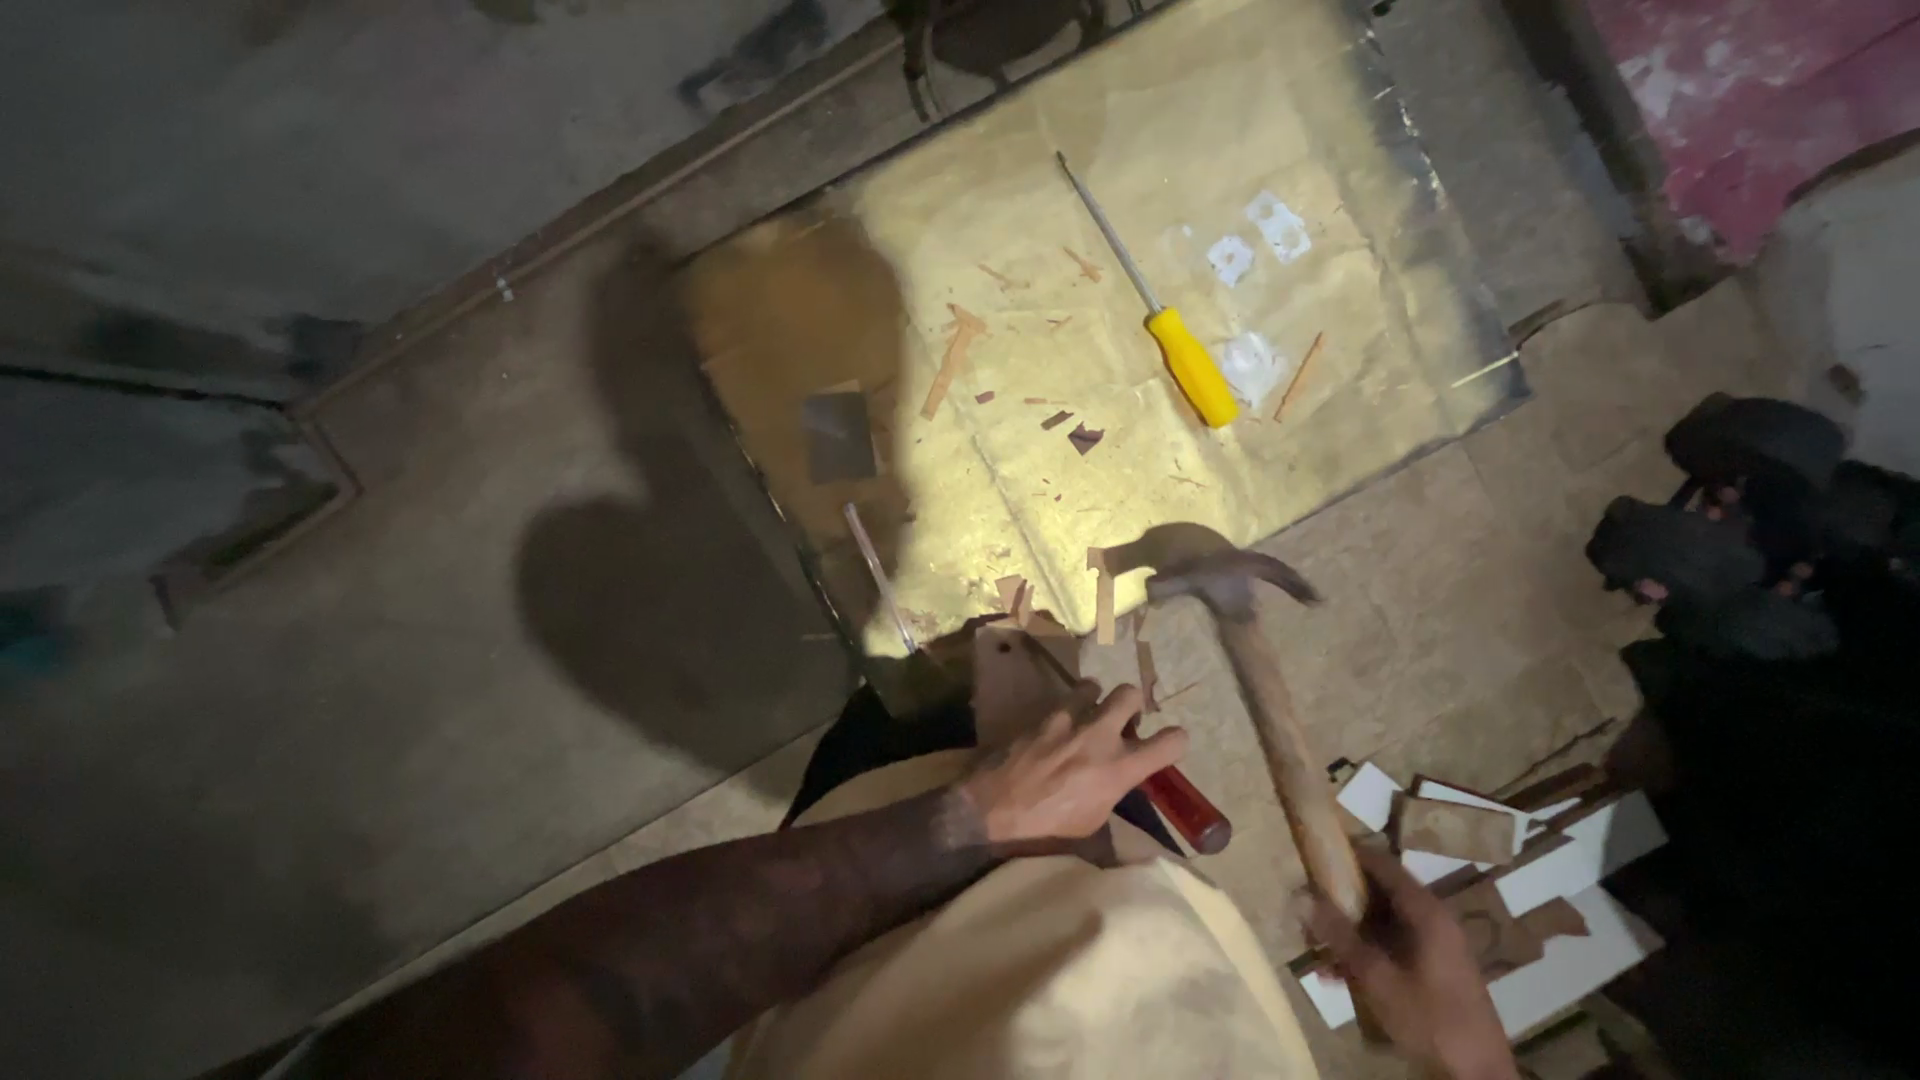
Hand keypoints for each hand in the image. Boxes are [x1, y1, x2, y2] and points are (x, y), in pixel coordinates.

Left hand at [955, 683, 1186, 844]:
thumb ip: (1113, 804)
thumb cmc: (1045, 831)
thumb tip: (1121, 804)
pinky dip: (1064, 710)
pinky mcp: (1038, 717)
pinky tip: (1055, 729)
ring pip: (1092, 686)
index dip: (1177, 741)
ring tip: (1087, 715)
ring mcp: (1066, 721)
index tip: (1170, 745)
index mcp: (1118, 769)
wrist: (992, 812)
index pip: (1170, 742)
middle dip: (1132, 703)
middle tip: (1124, 721)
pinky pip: (1059, 702)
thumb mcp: (1091, 828)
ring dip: (1094, 698)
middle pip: (1130, 694)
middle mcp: (1098, 737)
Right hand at [1302, 849, 1517, 1079]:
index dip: (1348, 854)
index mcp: (1426, 912)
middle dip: (1338, 901)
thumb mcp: (1377, 977)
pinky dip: (1363, 955)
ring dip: (1346, 932)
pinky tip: (1334, 976)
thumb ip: (1339, 934)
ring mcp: (1434, 947)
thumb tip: (1300, 894)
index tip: (1313, 854)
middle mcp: (1432, 921)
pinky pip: (1389, 949)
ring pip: (1380, 924)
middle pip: (1378, 894)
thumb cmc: (1430, 1019)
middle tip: (1305, 909)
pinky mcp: (1432, 971)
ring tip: (1313, 948)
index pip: (1383, 864)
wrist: (1479, 1078)